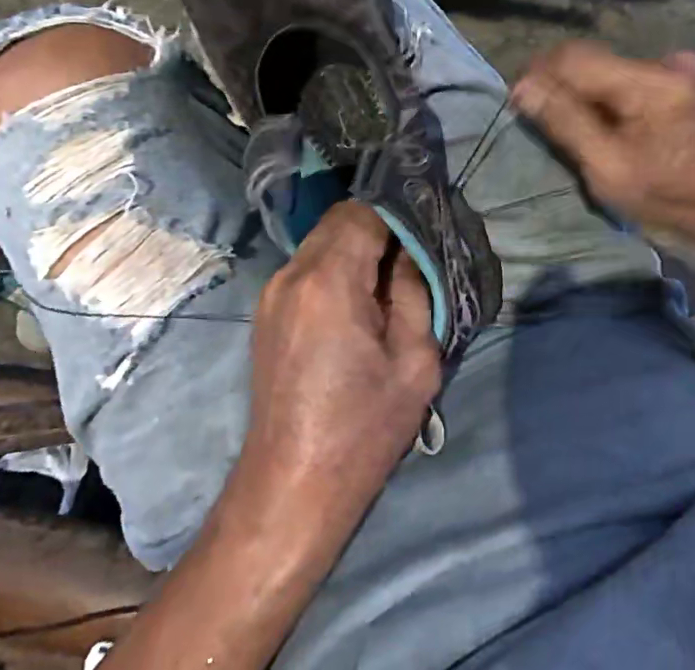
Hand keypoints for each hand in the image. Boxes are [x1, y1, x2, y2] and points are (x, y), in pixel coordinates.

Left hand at [241, 202, 441, 508]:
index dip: (398, 212)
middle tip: (414, 254)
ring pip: (322, 240)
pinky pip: (309, 266)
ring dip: (357, 247)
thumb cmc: (363, 427)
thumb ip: (416, 291)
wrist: (293, 483)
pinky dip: (338, 265)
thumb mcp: (415, 360)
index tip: (427, 227)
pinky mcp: (267, 312)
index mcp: (329, 281)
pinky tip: (361, 299)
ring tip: (392, 279)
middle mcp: (292, 275)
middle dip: (379, 226)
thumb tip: (410, 251)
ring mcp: (272, 292)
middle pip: (339, 219)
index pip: (364, 211)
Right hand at [511, 42, 694, 248]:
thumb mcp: (610, 169)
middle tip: (547, 127)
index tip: (520, 105)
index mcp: (647, 81)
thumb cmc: (677, 199)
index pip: (571, 56)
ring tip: (581, 136)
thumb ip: (566, 123)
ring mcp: (682, 71)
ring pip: (611, 73)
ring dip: (589, 97)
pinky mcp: (689, 85)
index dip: (538, 75)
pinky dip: (615, 103)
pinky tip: (615, 133)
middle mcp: (665, 63)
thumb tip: (523, 86)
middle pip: (592, 62)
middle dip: (563, 89)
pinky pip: (634, 83)